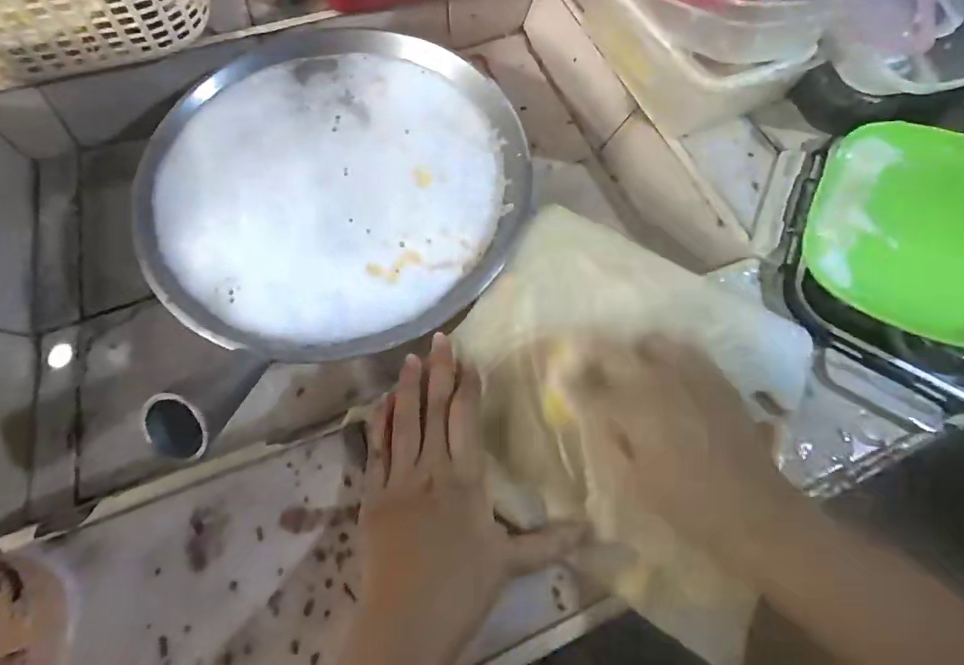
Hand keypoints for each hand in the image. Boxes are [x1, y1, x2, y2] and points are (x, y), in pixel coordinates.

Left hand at [342, 333, 583, 664]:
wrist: (404, 624)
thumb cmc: (461, 590)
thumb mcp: (508, 565)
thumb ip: (547, 542)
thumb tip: (591, 529)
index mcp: (465, 480)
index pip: (466, 420)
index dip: (468, 386)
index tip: (469, 359)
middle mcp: (431, 470)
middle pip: (435, 411)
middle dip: (439, 372)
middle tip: (440, 339)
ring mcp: (398, 480)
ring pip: (403, 423)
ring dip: (407, 388)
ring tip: (411, 359)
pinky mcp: (372, 496)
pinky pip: (376, 450)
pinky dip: (379, 423)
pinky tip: (382, 402)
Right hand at [557, 336, 790, 547]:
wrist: (755, 510)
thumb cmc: (688, 506)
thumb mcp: (635, 482)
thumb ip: (610, 439)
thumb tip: (595, 415)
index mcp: (630, 408)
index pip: (587, 387)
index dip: (569, 381)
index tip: (558, 376)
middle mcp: (655, 380)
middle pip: (613, 352)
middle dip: (593, 354)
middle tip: (584, 359)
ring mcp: (688, 373)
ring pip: (650, 342)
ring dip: (633, 350)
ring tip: (629, 363)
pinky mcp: (714, 376)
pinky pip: (684, 351)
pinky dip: (668, 355)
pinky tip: (667, 369)